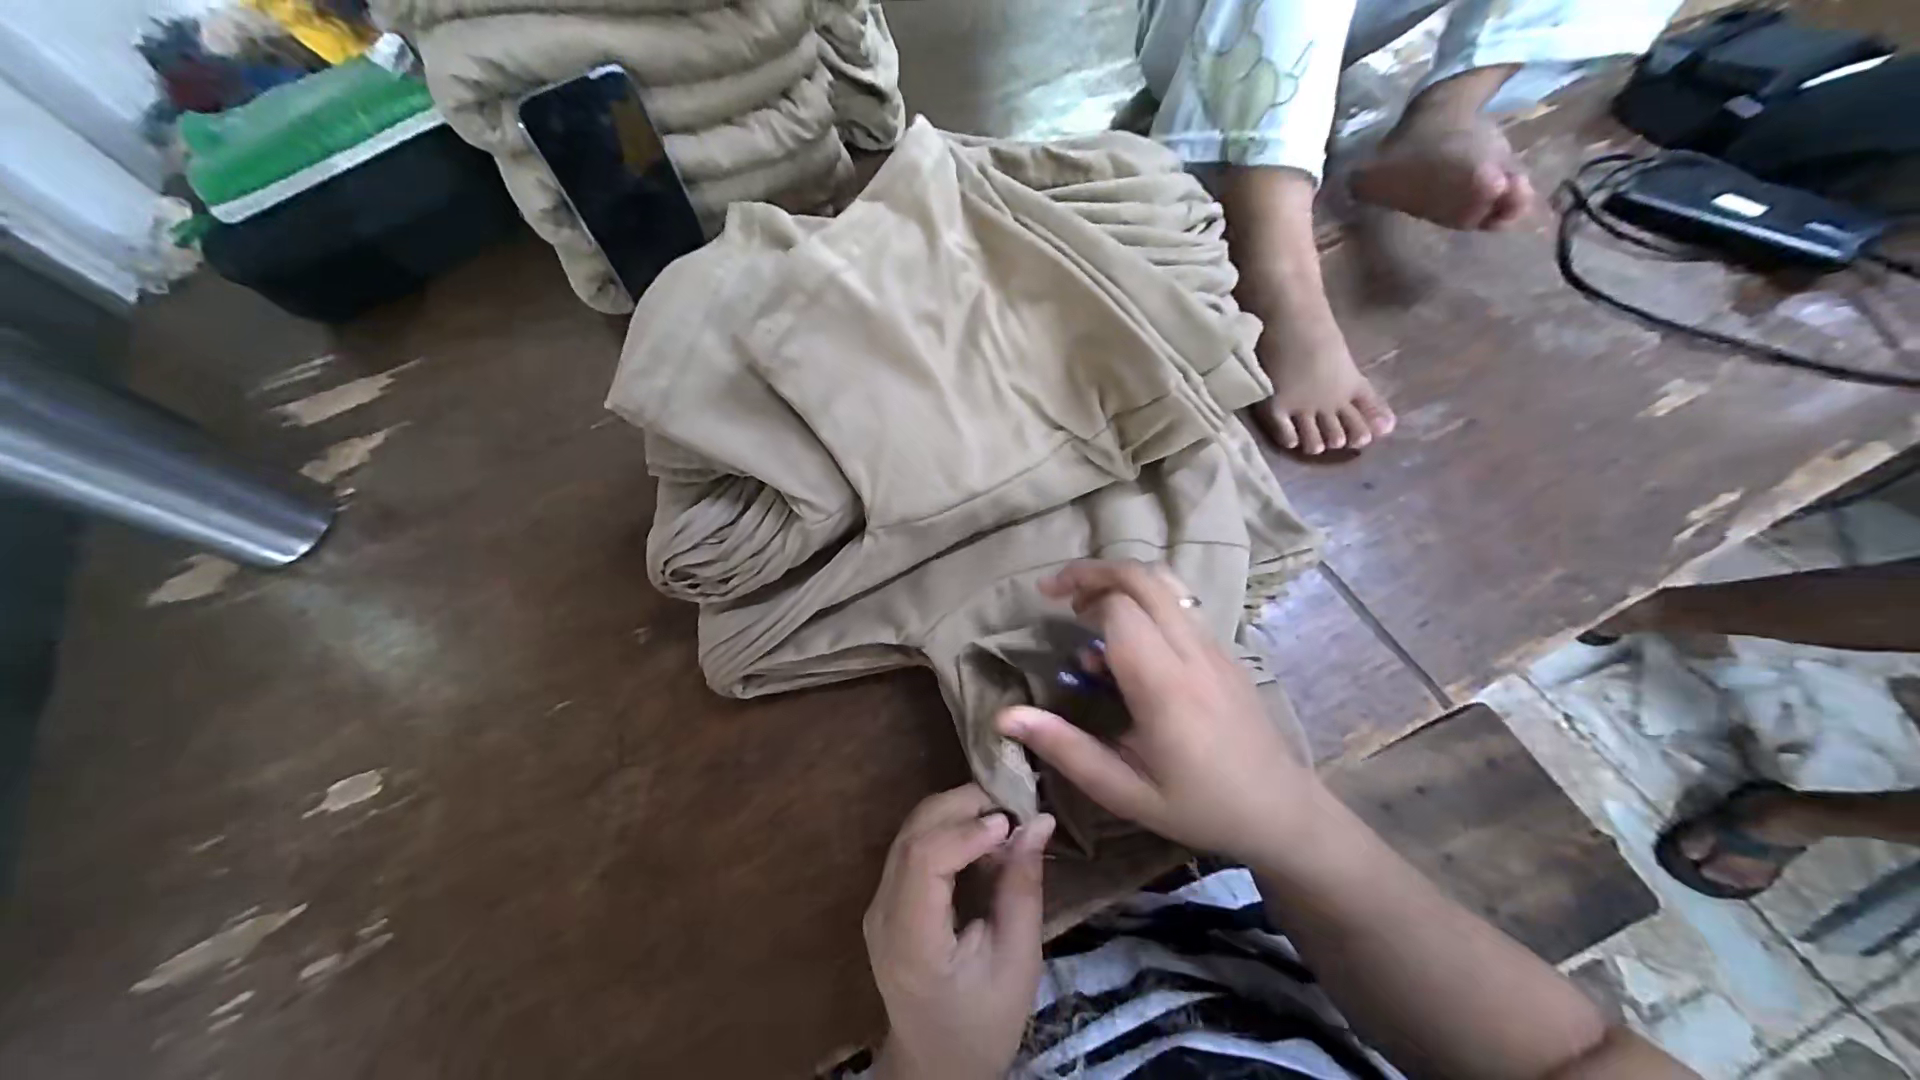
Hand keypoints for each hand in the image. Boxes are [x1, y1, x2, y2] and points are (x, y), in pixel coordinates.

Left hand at [864, 784, 1054, 1079]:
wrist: (936, 1064)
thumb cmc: (983, 1024)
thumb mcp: (1018, 963)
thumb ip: (1023, 889)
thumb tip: (1039, 822)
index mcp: (911, 940)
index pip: (924, 859)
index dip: (966, 830)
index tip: (1012, 823)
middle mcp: (882, 912)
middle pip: (914, 833)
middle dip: (964, 806)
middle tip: (1015, 807)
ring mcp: (878, 902)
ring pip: (911, 829)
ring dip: (957, 811)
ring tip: (1004, 821)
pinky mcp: (886, 897)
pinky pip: (913, 844)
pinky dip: (948, 827)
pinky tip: (982, 837)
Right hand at [995, 560, 1323, 864]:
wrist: (1281, 809)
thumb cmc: (1198, 806)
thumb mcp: (1123, 791)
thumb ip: (1064, 748)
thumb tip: (1005, 717)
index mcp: (1165, 686)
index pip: (1119, 610)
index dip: (1082, 599)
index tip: (1051, 608)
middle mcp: (1192, 652)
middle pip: (1143, 578)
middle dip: (1094, 571)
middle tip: (1057, 589)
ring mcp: (1213, 646)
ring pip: (1166, 582)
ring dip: (1120, 578)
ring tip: (1085, 603)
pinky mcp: (1223, 649)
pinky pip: (1180, 602)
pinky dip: (1143, 596)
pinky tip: (1124, 633)